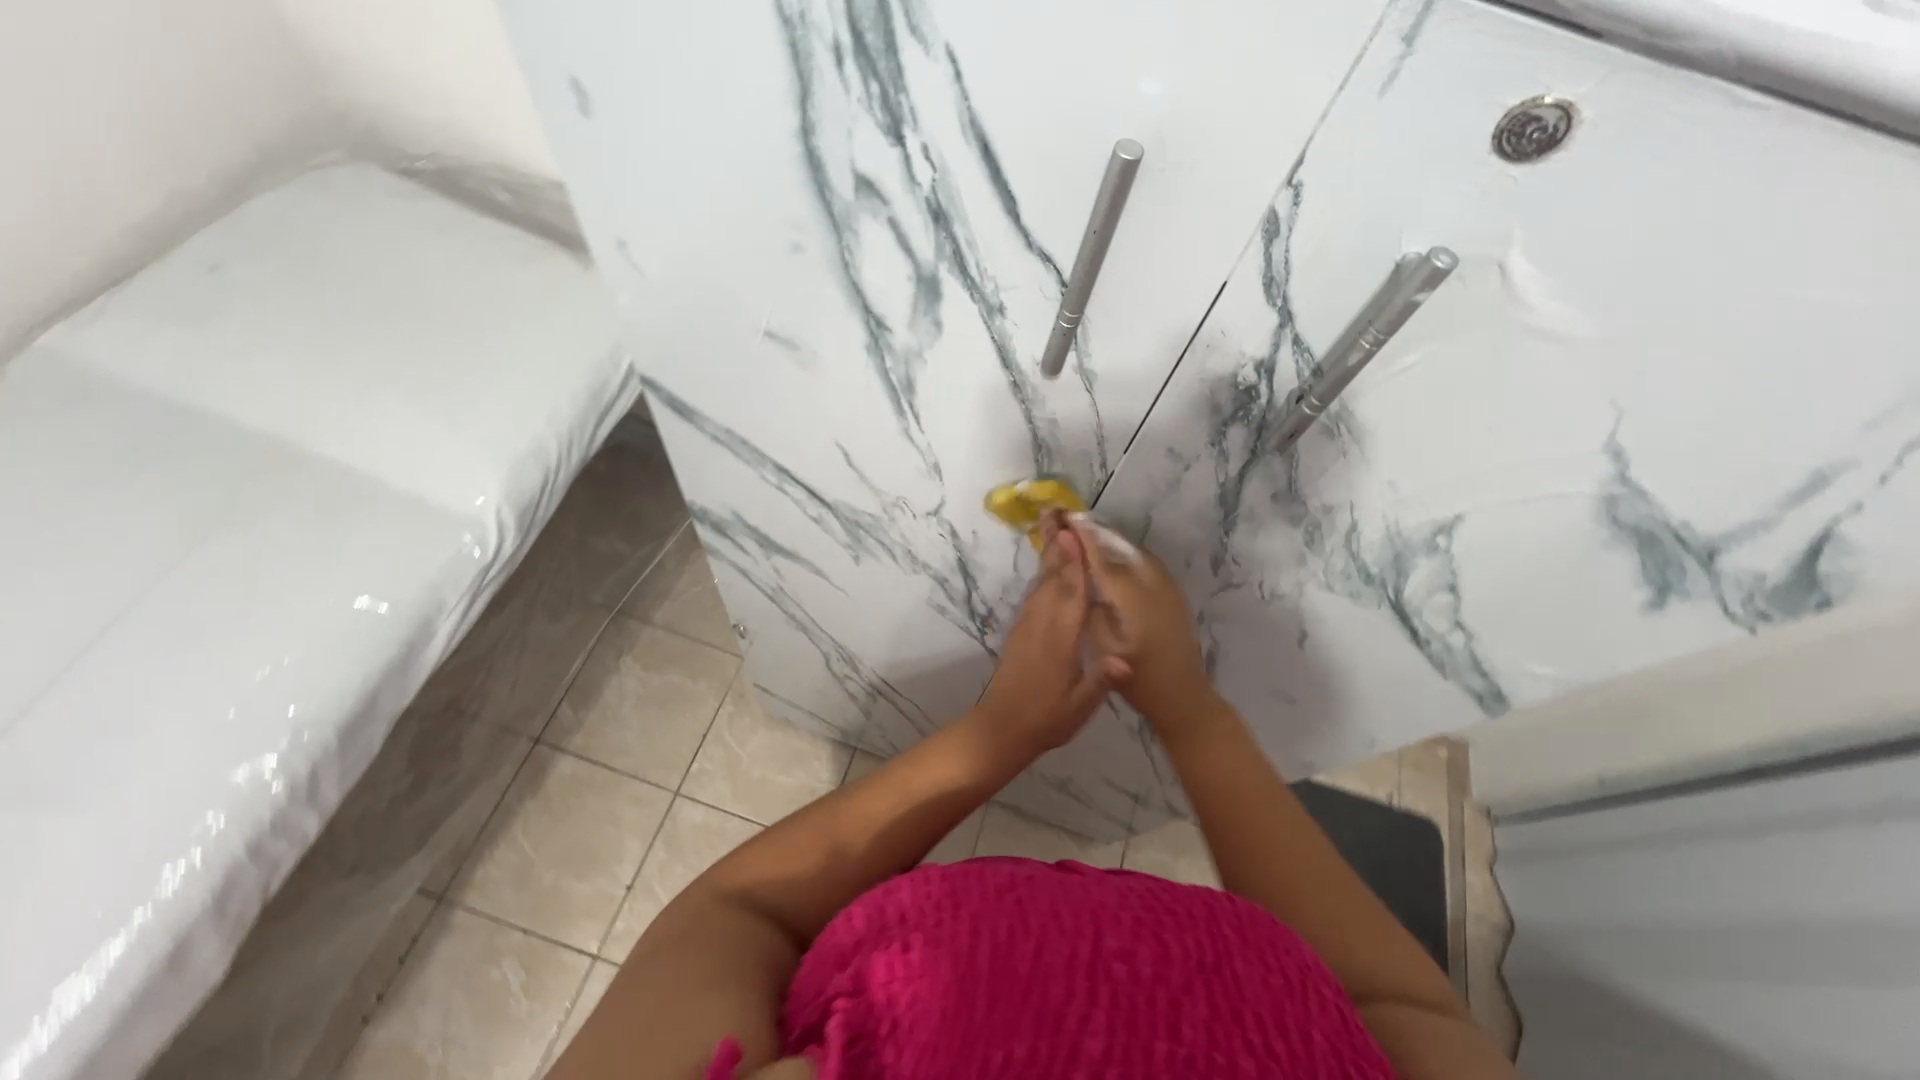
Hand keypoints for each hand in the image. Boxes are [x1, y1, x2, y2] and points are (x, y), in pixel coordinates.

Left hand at [974, 514, 1129, 752]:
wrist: (1000, 730)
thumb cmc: (1045, 719)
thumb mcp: (1079, 707)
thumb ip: (1101, 681)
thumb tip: (1126, 659)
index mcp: (1059, 639)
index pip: (1070, 593)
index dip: (1074, 561)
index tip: (1074, 531)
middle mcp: (1041, 624)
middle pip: (1052, 577)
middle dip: (1056, 544)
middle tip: (1058, 511)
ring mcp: (1027, 626)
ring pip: (1041, 583)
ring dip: (1048, 555)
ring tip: (1055, 528)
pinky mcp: (1020, 631)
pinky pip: (1035, 594)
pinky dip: (1044, 575)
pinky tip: (1050, 569)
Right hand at [1066, 515, 1217, 736]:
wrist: (1182, 695)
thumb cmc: (1137, 678)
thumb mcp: (1104, 647)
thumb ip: (1091, 608)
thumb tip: (1079, 578)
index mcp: (1133, 599)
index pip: (1103, 559)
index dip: (1083, 538)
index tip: (1065, 519)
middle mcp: (1153, 584)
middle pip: (1121, 548)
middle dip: (1097, 531)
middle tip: (1072, 518)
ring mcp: (1167, 587)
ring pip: (1135, 551)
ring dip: (1111, 538)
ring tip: (1087, 530)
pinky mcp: (1172, 592)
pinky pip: (1145, 561)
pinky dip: (1125, 551)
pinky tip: (1112, 553)